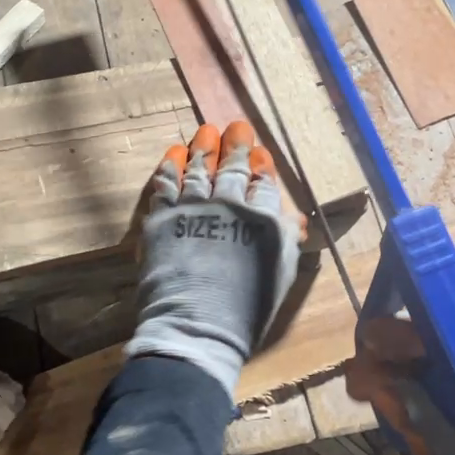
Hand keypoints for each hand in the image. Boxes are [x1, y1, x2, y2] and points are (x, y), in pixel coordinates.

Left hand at [125, 122, 302, 394]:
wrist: (197, 327)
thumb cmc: (245, 311)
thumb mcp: (279, 275)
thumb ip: (284, 240)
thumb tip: (291, 219)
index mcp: (264, 219)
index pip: (265, 183)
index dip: (263, 167)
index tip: (260, 155)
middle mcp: (231, 205)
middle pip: (234, 167)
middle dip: (236, 145)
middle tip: (236, 127)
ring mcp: (194, 207)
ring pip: (200, 168)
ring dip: (204, 147)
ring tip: (206, 131)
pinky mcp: (163, 216)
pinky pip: (166, 183)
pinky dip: (170, 166)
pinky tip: (174, 153)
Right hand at [345, 316, 454, 454]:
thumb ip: (425, 418)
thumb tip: (381, 376)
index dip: (410, 334)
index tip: (370, 338)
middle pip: (444, 348)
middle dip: (398, 355)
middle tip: (359, 371)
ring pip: (441, 366)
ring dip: (405, 375)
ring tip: (367, 386)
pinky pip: (448, 386)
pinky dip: (419, 392)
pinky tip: (397, 404)